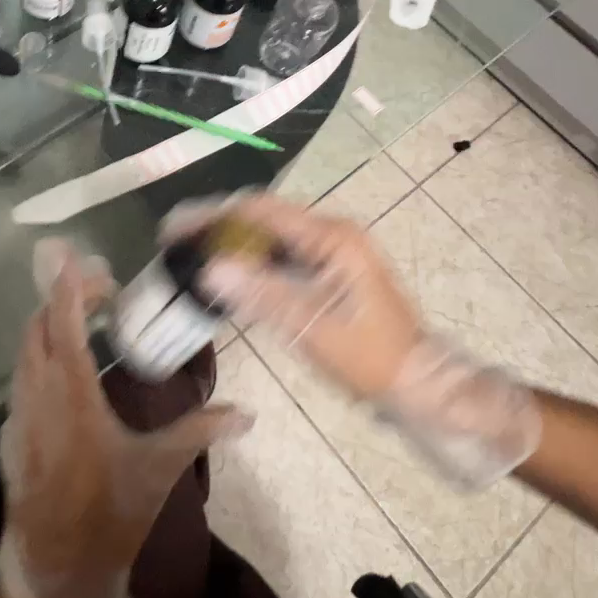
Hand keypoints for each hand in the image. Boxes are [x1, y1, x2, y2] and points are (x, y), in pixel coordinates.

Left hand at [0, 241, 250, 597]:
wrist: (56, 566)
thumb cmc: (109, 510)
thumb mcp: (160, 467)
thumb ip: (201, 431)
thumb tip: (247, 414)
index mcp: (71, 391)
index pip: (62, 321)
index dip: (68, 286)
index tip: (78, 259)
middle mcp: (37, 392)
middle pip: (37, 327)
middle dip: (62, 300)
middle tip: (99, 294)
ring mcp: (17, 414)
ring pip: (24, 353)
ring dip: (48, 329)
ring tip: (82, 324)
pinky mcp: (8, 436)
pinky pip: (19, 383)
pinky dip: (39, 362)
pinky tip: (63, 377)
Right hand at [183, 195, 423, 397]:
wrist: (422, 386)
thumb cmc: (373, 360)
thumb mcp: (315, 330)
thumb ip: (262, 296)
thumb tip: (209, 268)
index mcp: (332, 238)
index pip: (261, 211)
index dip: (213, 215)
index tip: (175, 227)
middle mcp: (332, 234)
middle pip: (263, 217)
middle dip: (217, 225)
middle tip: (175, 241)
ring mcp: (333, 251)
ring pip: (271, 235)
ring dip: (232, 242)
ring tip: (191, 253)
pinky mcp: (331, 270)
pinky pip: (283, 255)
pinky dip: (252, 261)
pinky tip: (228, 274)